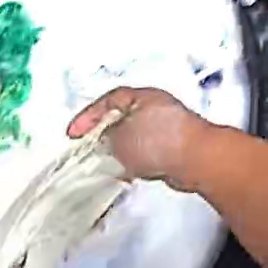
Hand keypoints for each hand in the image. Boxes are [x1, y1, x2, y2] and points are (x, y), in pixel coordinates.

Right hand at [66, 87, 214, 190]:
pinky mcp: (171, 144)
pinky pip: (144, 149)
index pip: (109, 100)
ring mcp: (164, 125)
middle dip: (104, 131)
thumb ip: (107, 136)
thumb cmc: (159, 140)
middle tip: (89, 146)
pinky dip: (134, 158)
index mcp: (141, 96)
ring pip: (133, 134)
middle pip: (121, 115)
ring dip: (119, 148)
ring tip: (109, 162)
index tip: (73, 132)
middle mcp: (154, 106)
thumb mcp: (121, 137)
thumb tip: (107, 138)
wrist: (194, 157)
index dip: (88, 115)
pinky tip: (129, 170)